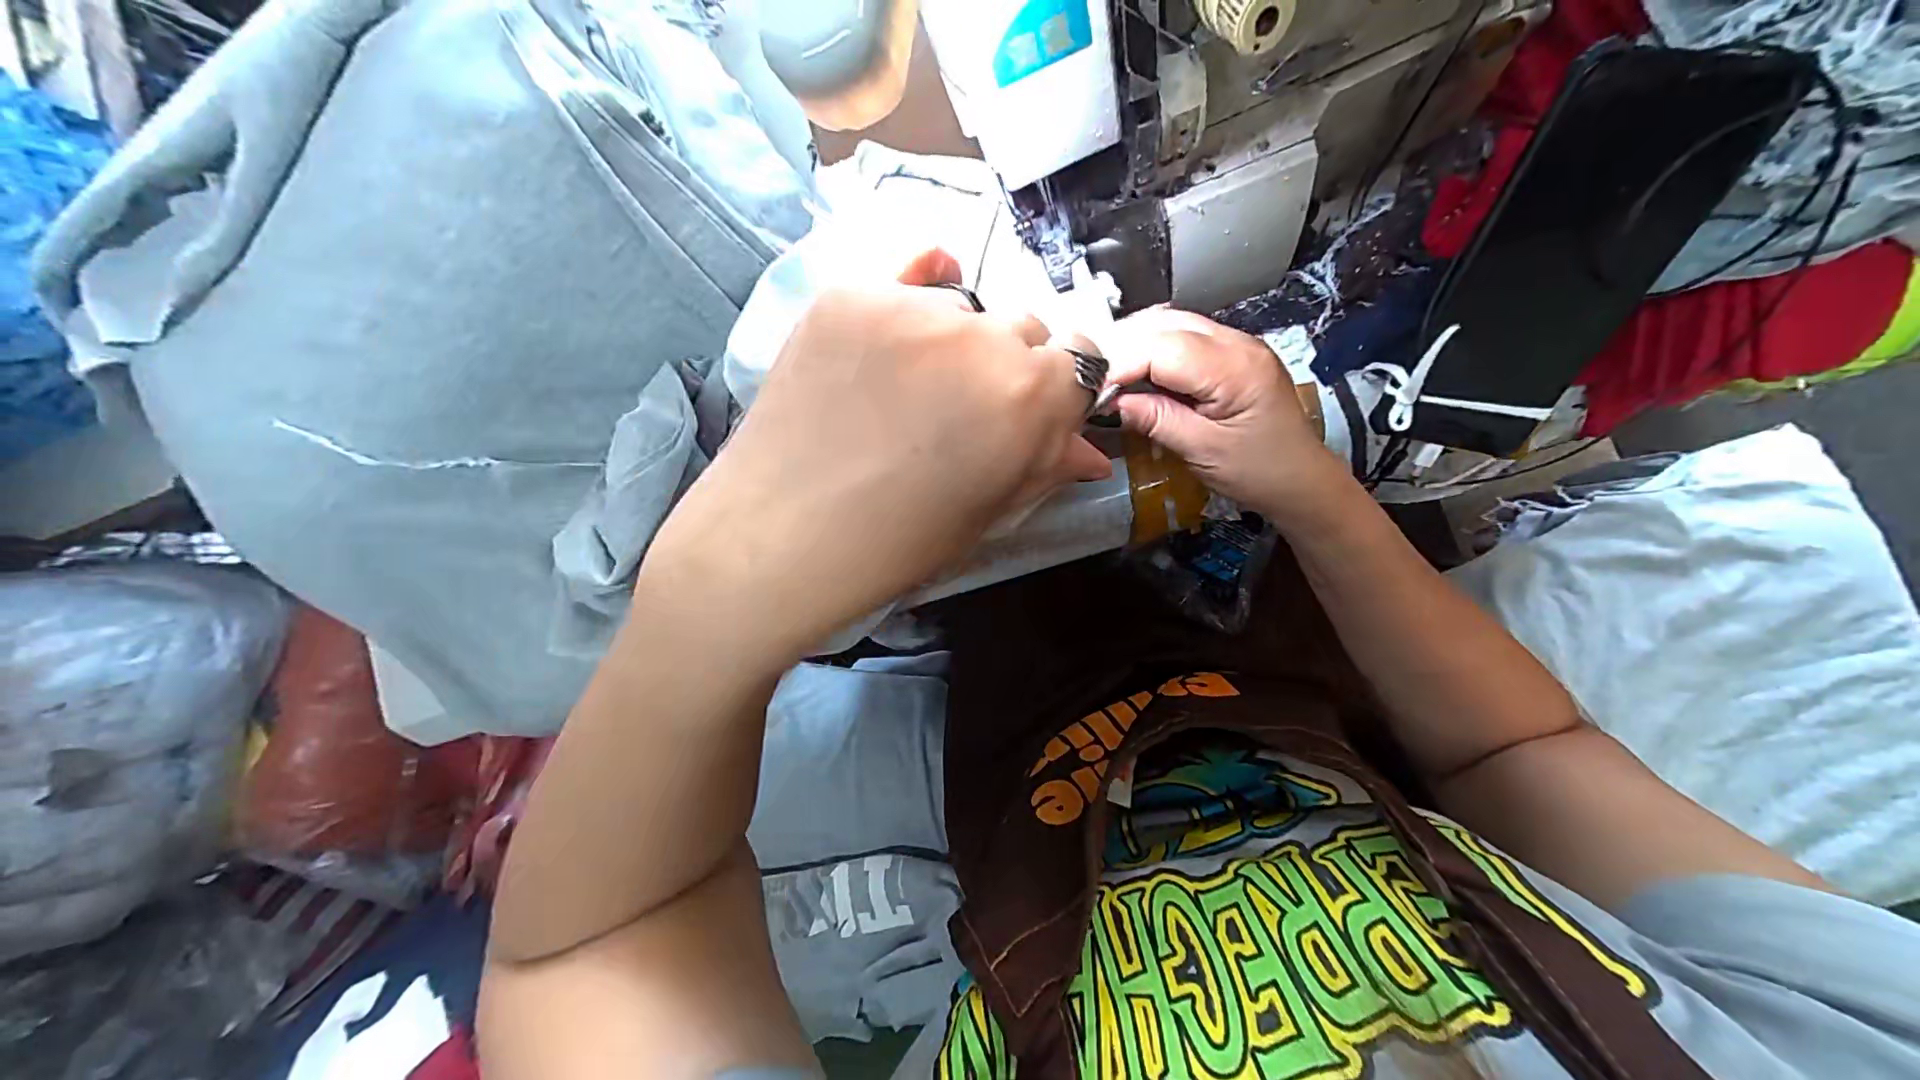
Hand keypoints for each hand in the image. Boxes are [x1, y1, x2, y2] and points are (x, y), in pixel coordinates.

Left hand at [640, 249, 1111, 658]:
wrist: (782, 537)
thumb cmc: (897, 545)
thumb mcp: (986, 513)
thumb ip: (1045, 467)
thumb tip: (1089, 453)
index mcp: (1029, 396)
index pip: (1080, 357)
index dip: (1058, 387)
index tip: (1031, 409)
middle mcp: (981, 336)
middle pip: (1023, 326)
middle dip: (1008, 363)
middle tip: (963, 407)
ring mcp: (910, 309)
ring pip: (962, 306)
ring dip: (954, 340)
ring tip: (908, 389)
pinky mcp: (850, 295)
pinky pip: (904, 278)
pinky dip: (908, 300)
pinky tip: (892, 334)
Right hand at [1095, 307, 1352, 524]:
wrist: (1301, 479)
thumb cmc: (1258, 471)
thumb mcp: (1202, 452)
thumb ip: (1157, 420)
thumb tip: (1114, 401)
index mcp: (1235, 368)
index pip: (1163, 348)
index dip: (1123, 365)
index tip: (1097, 392)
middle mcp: (1238, 343)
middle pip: (1166, 325)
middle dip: (1125, 348)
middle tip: (1097, 382)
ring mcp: (1237, 344)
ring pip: (1173, 324)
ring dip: (1137, 346)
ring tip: (1112, 378)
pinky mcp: (1231, 353)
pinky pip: (1184, 337)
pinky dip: (1154, 350)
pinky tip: (1139, 374)